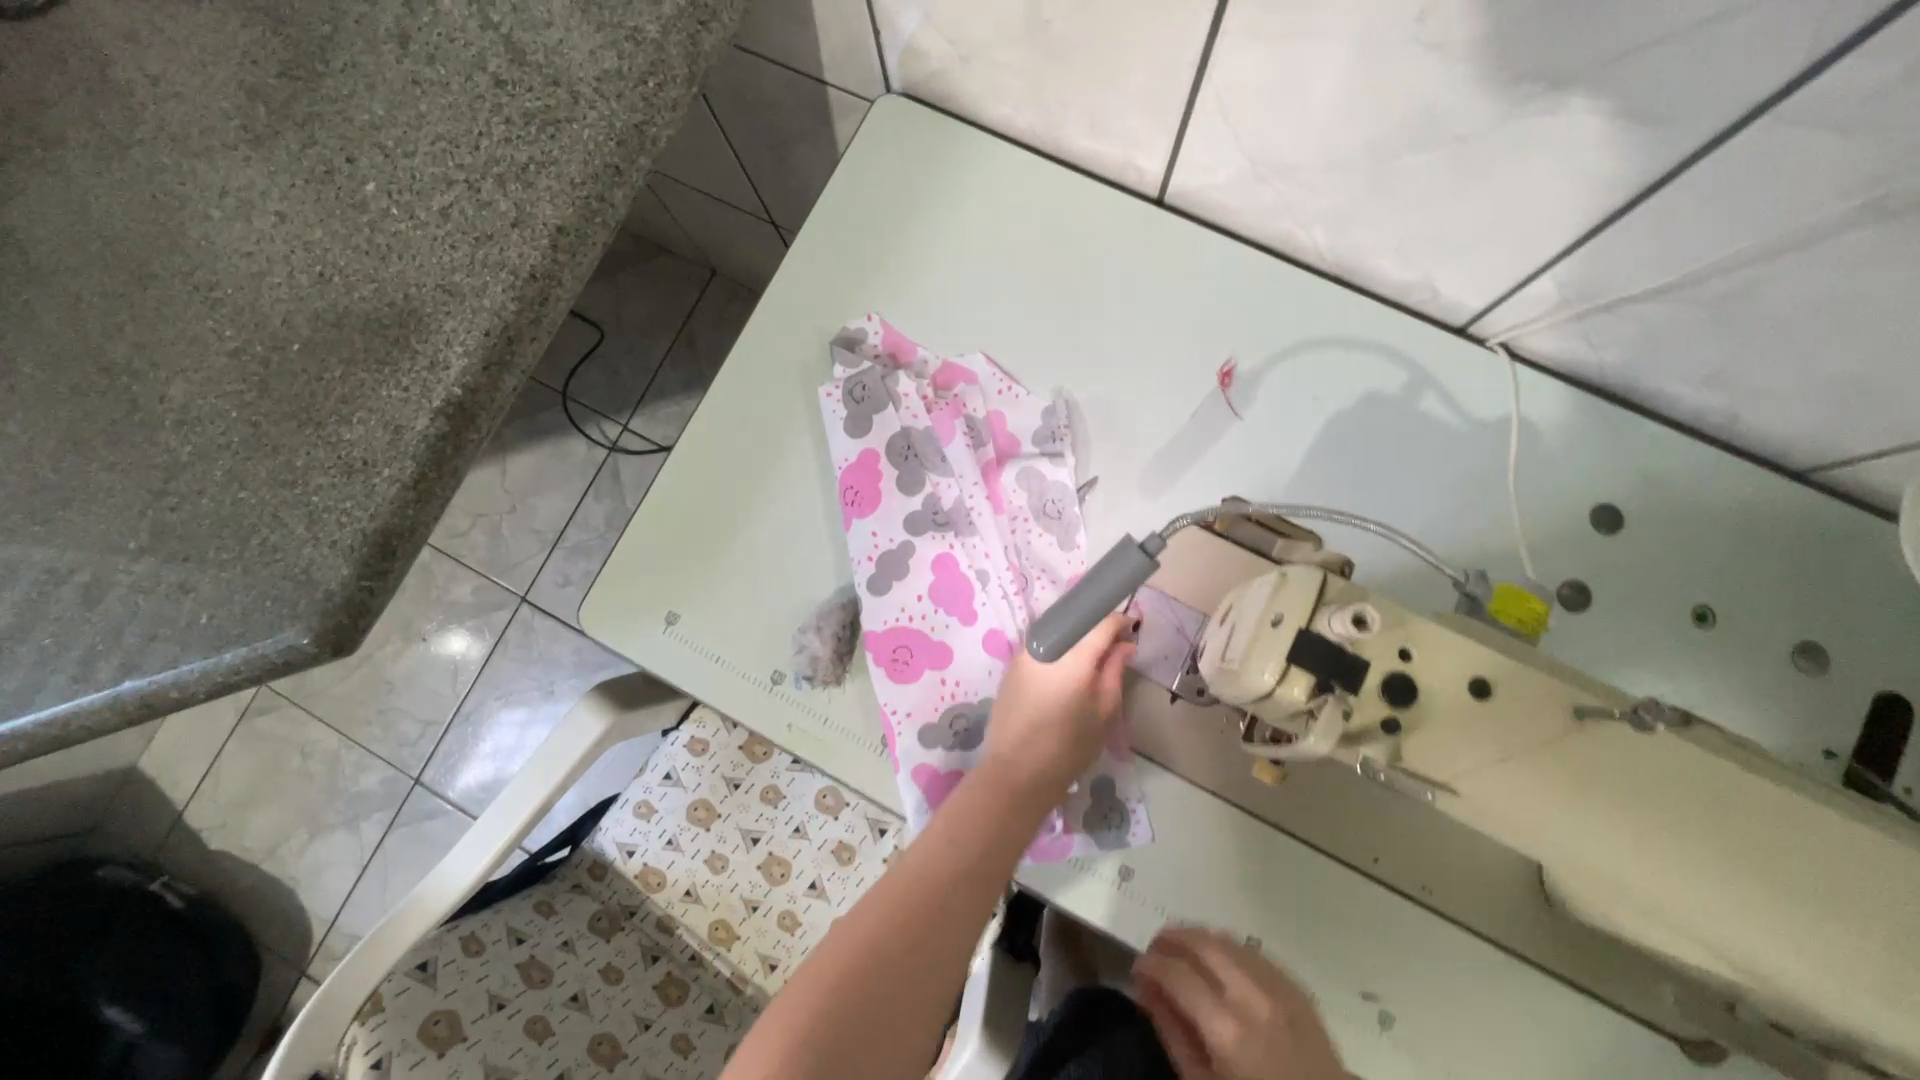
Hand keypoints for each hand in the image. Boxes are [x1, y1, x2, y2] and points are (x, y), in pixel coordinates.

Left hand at [981, 612, 1135, 800]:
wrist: (1016, 772)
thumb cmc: (1068, 747)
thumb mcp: (1103, 712)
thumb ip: (1114, 671)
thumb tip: (1125, 645)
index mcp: (1071, 659)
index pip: (1099, 624)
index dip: (1119, 621)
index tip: (1133, 627)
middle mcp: (1043, 647)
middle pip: (1075, 622)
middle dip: (1096, 626)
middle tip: (1115, 642)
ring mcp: (1022, 655)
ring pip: (1055, 631)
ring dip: (1075, 636)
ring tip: (1093, 655)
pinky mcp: (1010, 667)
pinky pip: (1040, 645)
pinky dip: (1058, 647)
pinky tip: (1068, 666)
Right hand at [1133, 927, 1344, 1079]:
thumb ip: (1172, 1033)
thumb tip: (1146, 990)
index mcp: (1225, 1031)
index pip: (1176, 974)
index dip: (1149, 964)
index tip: (1136, 968)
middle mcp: (1252, 999)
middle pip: (1203, 944)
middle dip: (1171, 939)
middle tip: (1154, 950)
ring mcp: (1280, 990)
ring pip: (1229, 941)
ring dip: (1199, 938)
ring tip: (1181, 951)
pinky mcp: (1297, 989)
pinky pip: (1255, 952)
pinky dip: (1228, 948)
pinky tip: (1218, 961)